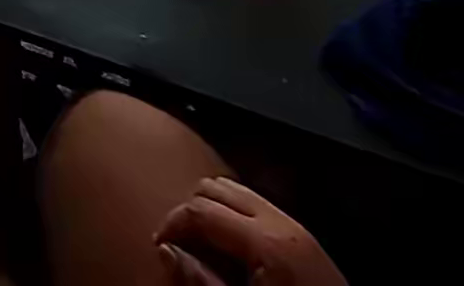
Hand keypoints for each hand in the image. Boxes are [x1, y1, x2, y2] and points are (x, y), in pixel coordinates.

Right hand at [155, 178, 346, 285]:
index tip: (161, 246)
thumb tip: (167, 252)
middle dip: (191, 211)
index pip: (201, 209)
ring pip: (235, 189)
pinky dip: (234, 215)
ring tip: (202, 245)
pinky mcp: (303, 236)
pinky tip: (231, 248)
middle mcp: (281, 223)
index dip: (173, 223)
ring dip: (212, 209)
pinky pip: (256, 205)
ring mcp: (295, 226)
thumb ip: (203, 284)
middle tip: (180, 245)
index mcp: (267, 244)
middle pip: (214, 187)